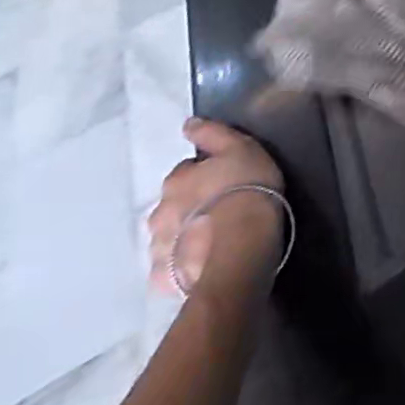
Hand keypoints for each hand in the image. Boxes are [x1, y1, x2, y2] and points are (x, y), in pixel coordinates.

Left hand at [147, 117, 284, 295]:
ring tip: (212, 242)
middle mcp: (160, 212)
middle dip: (188, 206)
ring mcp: (159, 248)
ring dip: (184, 236)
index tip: (224, 180)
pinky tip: (200, 266)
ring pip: (169, 237)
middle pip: (172, 205)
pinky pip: (169, 272)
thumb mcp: (240, 148)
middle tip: (217, 211)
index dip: (204, 174)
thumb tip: (188, 123)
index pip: (186, 171)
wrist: (242, 245)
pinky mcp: (164, 281)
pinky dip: (180, 268)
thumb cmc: (245, 188)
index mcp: (176, 180)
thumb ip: (213, 134)